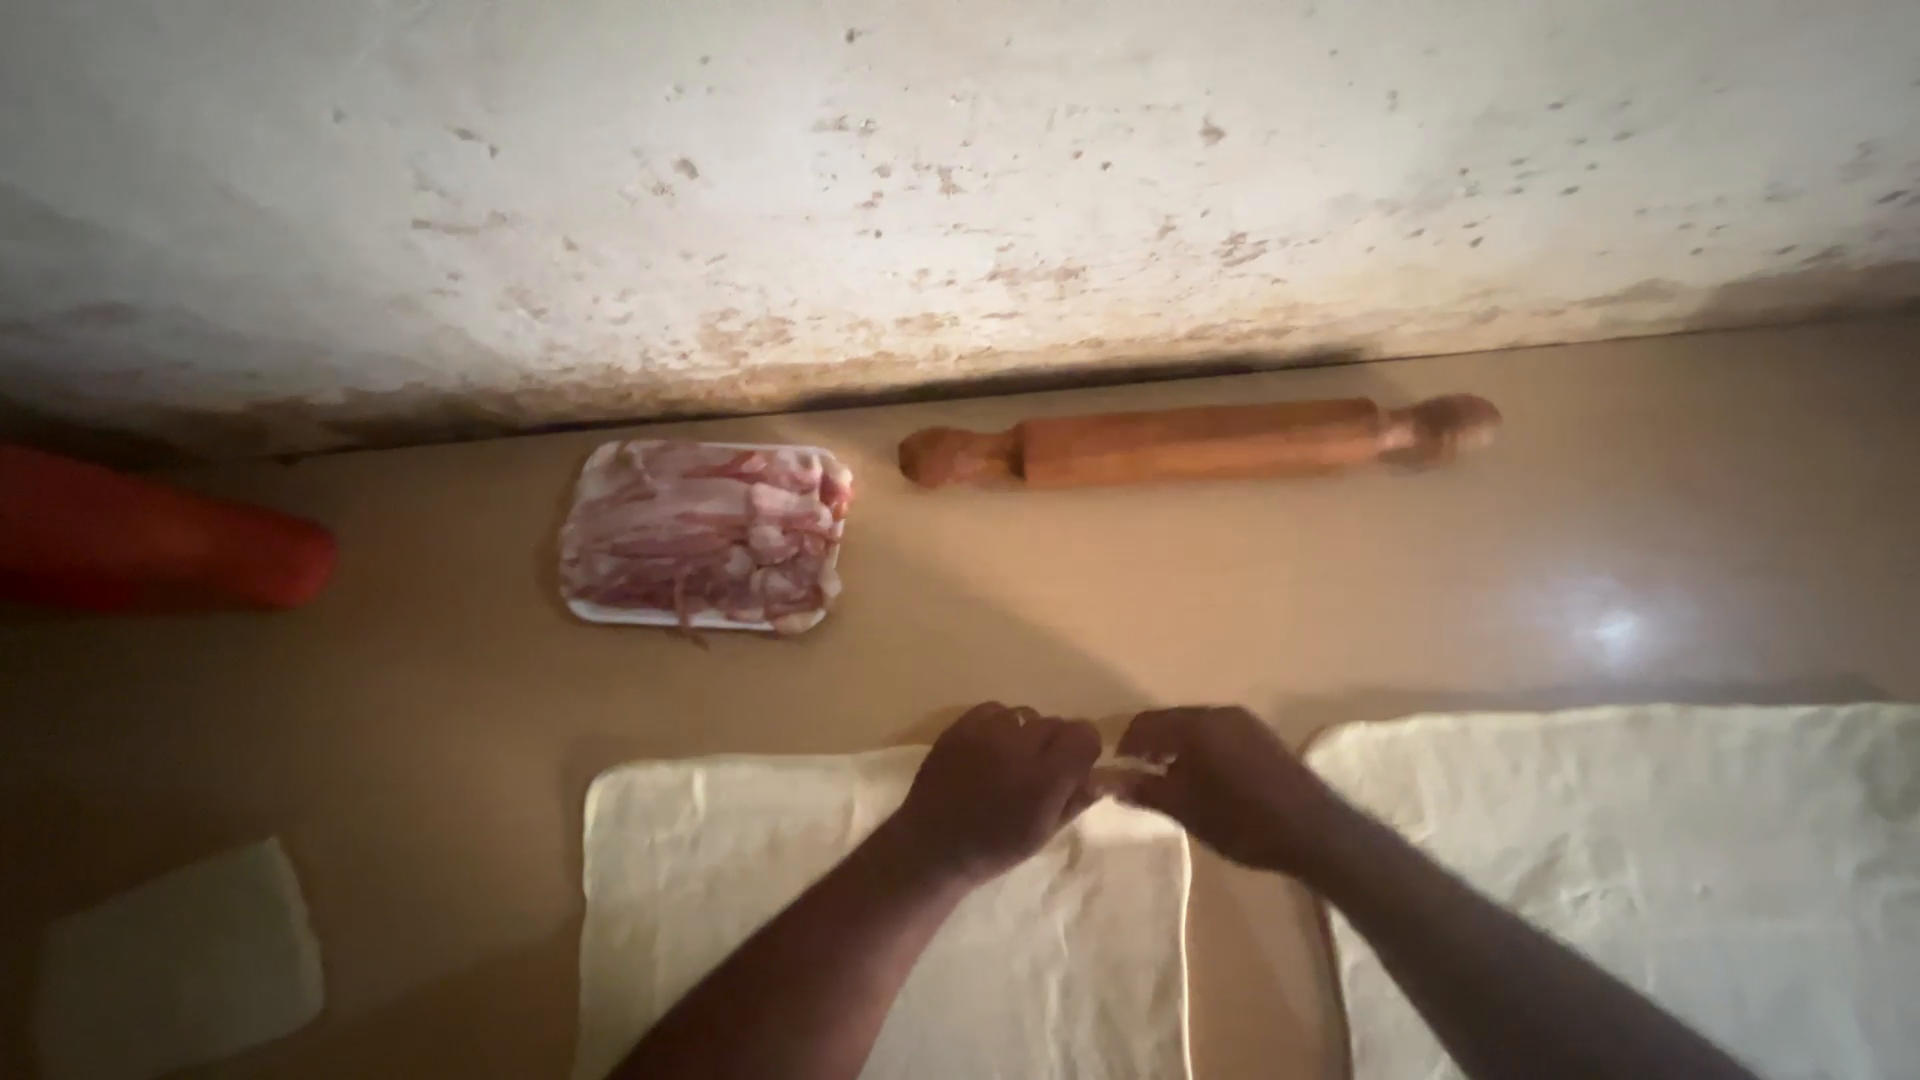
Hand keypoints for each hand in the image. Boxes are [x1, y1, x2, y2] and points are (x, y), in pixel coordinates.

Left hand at [883, 702, 1102, 885]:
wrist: (933, 846)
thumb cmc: (995, 847)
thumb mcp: (1045, 832)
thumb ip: (1077, 797)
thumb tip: (1104, 774)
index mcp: (1045, 779)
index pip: (1085, 734)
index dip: (1084, 749)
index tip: (1074, 767)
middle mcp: (1019, 747)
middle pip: (1056, 723)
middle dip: (1056, 743)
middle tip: (1040, 769)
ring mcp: (986, 733)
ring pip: (1026, 714)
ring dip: (1027, 733)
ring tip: (1012, 758)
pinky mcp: (960, 726)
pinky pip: (994, 709)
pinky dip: (999, 724)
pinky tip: (990, 748)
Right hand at [1112, 706, 1343, 873]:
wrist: (1315, 832)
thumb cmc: (1241, 820)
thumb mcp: (1184, 808)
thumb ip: (1141, 789)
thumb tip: (1101, 779)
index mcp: (1195, 724)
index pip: (1145, 723)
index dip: (1125, 745)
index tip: (1114, 768)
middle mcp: (1219, 713)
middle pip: (1170, 721)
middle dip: (1150, 745)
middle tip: (1138, 775)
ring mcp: (1244, 722)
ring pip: (1195, 727)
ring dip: (1175, 747)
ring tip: (1168, 780)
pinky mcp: (1262, 737)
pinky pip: (1217, 734)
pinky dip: (1200, 749)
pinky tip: (1202, 777)